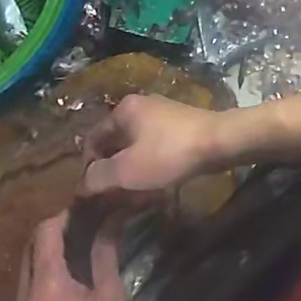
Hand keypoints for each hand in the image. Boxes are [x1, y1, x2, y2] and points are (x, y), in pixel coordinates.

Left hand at [13, 210, 130, 300]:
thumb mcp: (111, 297)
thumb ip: (105, 255)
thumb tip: (109, 219)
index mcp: (46, 286)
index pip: (45, 233)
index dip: (64, 213)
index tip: (87, 203)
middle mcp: (24, 298)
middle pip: (30, 249)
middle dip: (54, 229)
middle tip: (85, 218)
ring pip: (27, 269)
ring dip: (47, 251)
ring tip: (80, 241)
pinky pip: (28, 288)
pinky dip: (44, 271)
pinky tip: (69, 272)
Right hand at [81, 95, 222, 196]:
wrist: (219, 141)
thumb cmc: (168, 154)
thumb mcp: (125, 171)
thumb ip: (97, 177)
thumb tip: (82, 183)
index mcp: (124, 109)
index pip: (92, 140)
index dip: (88, 168)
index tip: (94, 193)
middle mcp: (141, 105)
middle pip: (115, 142)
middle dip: (112, 170)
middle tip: (115, 195)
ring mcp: (163, 113)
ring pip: (135, 146)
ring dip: (132, 169)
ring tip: (135, 192)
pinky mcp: (179, 124)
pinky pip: (155, 146)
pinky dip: (150, 163)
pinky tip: (156, 181)